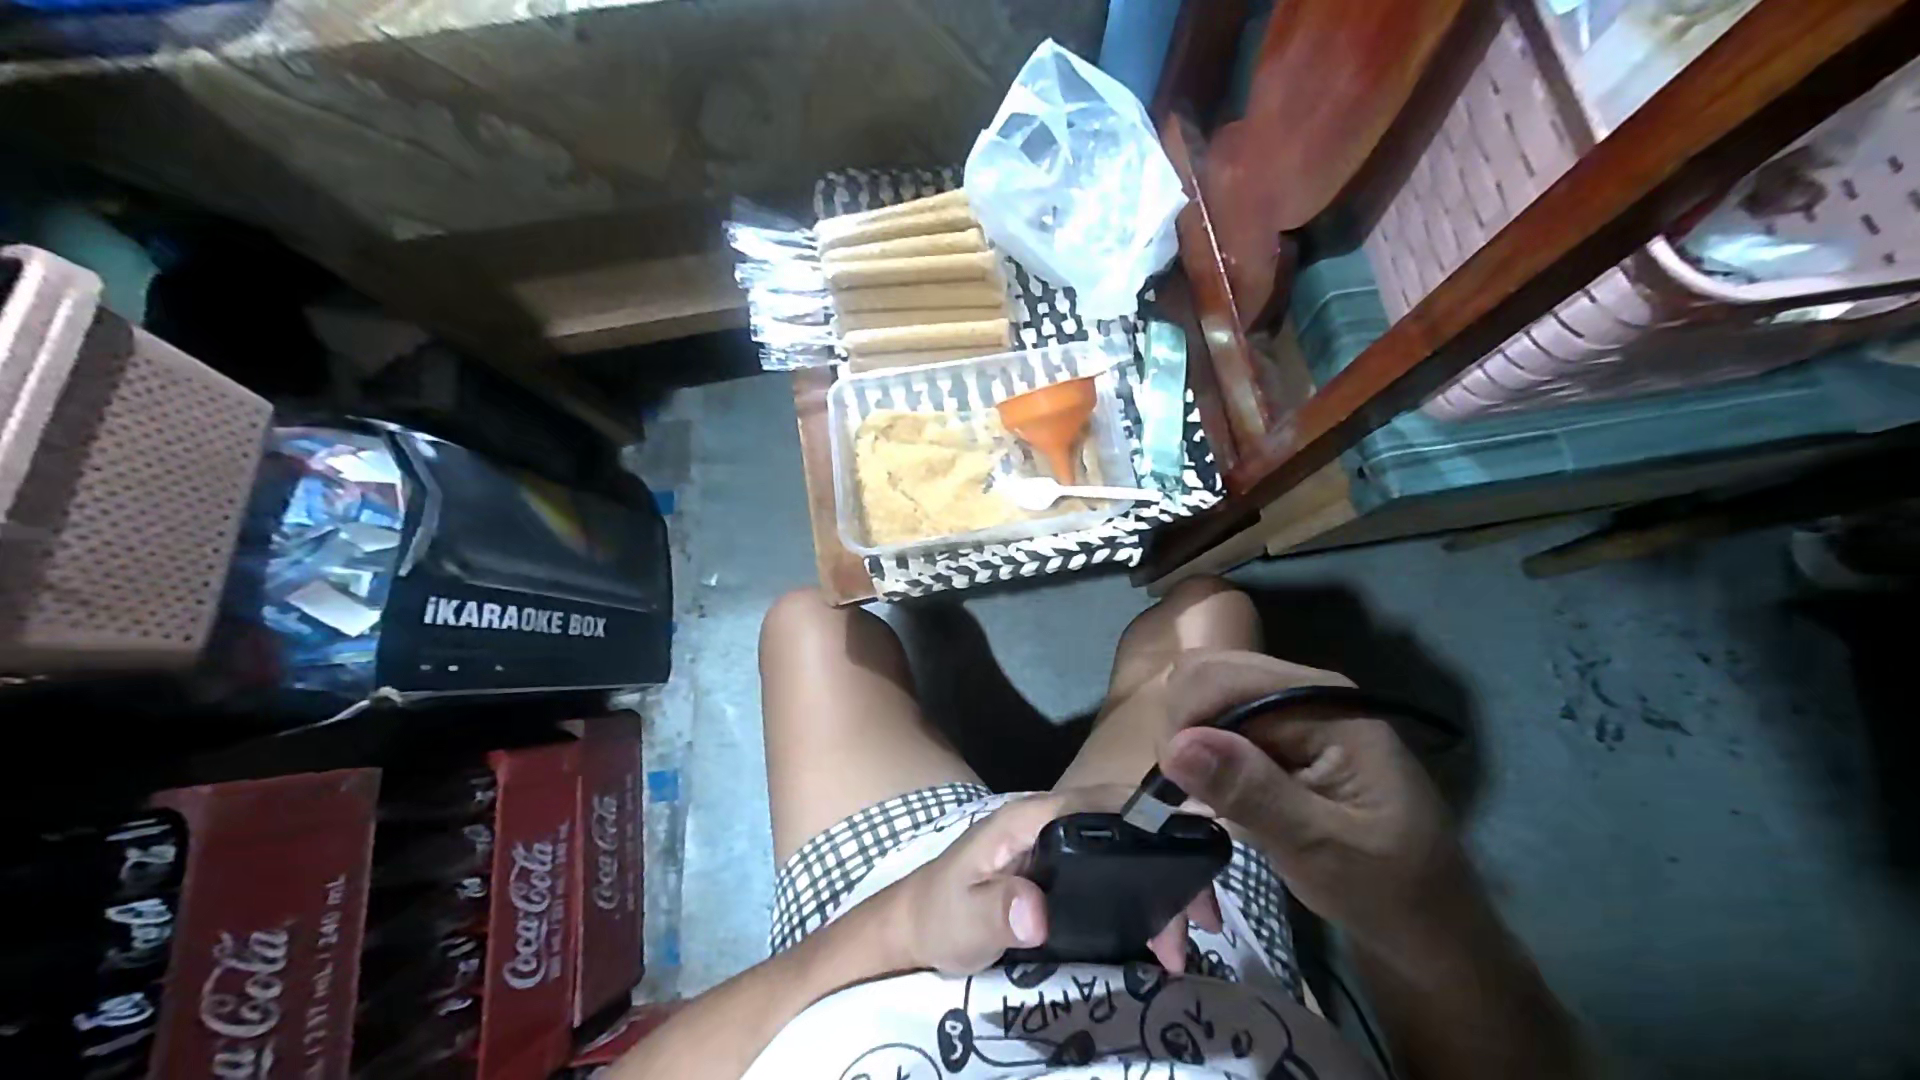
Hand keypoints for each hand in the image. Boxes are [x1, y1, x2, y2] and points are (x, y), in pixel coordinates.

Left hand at [883, 789, 1219, 974]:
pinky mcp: (1064, 869)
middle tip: (1203, 916)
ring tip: (1189, 936)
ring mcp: (1059, 844)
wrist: (921, 926)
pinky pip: (1115, 870)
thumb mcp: (962, 919)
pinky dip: (1145, 896)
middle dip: (1169, 859)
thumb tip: (1038, 912)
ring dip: (1163, 884)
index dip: (1147, 816)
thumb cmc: (940, 915)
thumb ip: (996, 910)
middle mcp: (1050, 821)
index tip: (1194, 848)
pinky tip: (1162, 935)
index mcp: (1030, 819)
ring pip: (1124, 847)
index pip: (1095, 802)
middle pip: (1121, 823)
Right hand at [1155, 651, 1476, 955]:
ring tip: (1207, 793)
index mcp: (1321, 701)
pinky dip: (1198, 749)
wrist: (1425, 922)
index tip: (1181, 785)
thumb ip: (1251, 792)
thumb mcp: (1320, 848)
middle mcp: (1300, 687)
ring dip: (1188, 739)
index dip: (1185, 723)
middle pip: (1203, 672)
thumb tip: (1177, 746)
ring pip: (1200, 691)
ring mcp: (1285, 705)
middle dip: (1182, 727)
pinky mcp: (1274, 728)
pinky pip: (1212, 715)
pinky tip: (1214, 788)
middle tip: (1195, 790)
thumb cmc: (1386, 887)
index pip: (1218, 677)